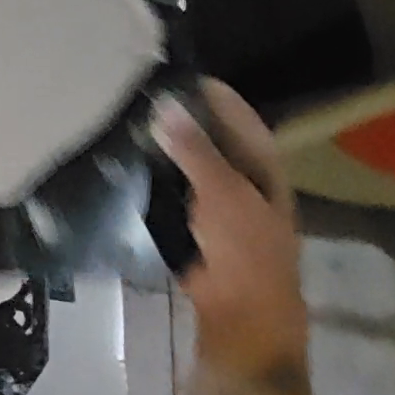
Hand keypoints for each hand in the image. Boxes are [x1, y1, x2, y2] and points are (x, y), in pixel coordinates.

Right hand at [153, 78, 307, 385]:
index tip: (184, 80)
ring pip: (192, 178)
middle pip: (216, 150)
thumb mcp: (222, 194)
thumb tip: (165, 108)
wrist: (241, 315)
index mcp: (265, 175)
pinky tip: (130, 184)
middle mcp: (246, 191)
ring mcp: (221, 217)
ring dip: (168, 161)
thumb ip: (195, 153)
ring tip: (132, 138)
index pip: (244, 125)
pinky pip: (174, 206)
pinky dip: (156, 192)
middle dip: (187, 129)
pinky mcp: (196, 240)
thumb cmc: (243, 251)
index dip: (219, 101)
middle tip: (147, 106)